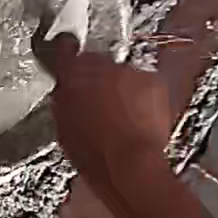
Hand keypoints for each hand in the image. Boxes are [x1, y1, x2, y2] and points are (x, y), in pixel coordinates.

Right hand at [38, 34, 174, 185]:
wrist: (129, 165)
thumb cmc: (92, 151)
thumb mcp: (64, 125)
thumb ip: (63, 99)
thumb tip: (65, 90)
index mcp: (73, 72)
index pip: (67, 52)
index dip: (68, 59)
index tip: (69, 65)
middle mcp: (102, 64)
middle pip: (97, 64)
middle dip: (97, 79)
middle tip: (96, 103)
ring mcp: (131, 71)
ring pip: (122, 74)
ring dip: (120, 87)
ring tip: (119, 114)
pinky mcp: (154, 81)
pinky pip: (143, 84)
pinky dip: (141, 96)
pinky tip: (137, 117)